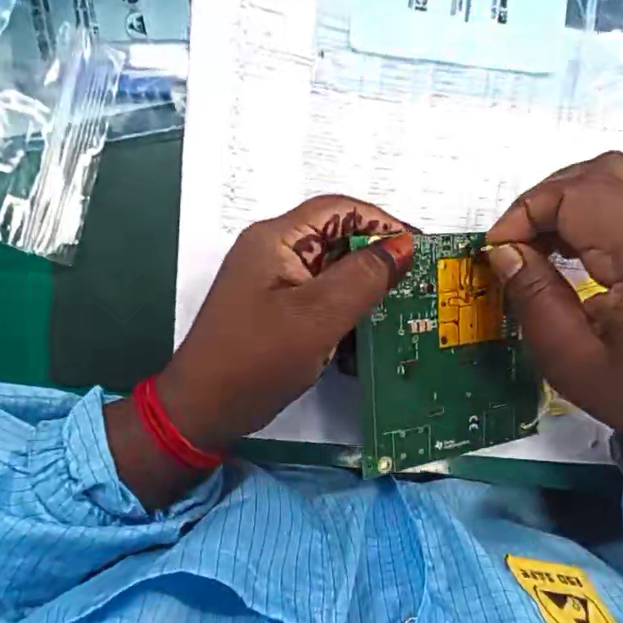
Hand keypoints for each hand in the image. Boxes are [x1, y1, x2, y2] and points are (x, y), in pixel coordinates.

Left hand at [107, 196, 414, 509]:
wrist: (203, 412)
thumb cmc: (255, 361)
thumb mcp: (316, 318)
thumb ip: (363, 278)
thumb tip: (404, 247)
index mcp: (275, 241)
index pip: (339, 210)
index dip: (383, 224)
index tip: (419, 252)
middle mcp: (272, 256)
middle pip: (336, 244)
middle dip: (375, 266)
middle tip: (413, 291)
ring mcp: (271, 289)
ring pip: (330, 279)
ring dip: (361, 299)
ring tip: (393, 322)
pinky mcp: (273, 319)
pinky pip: (316, 308)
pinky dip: (340, 322)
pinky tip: (359, 347)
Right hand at [484, 153, 622, 472]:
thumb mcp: (568, 358)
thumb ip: (533, 297)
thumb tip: (504, 253)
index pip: (578, 194)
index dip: (525, 212)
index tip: (496, 250)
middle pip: (603, 171)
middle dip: (545, 197)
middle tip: (514, 242)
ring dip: (572, 199)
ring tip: (540, 244)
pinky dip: (598, 210)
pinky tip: (576, 249)